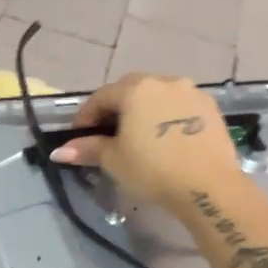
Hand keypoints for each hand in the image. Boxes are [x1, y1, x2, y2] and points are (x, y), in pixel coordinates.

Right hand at [51, 73, 242, 206]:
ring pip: (157, 97)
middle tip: (107, 135)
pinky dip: (166, 118)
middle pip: (131, 90)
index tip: (79, 137)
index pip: (101, 97)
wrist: (208, 186)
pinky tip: (164, 140)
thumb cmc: (152, 170)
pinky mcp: (209, 109)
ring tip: (138, 137)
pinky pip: (179, 107)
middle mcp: (164, 81)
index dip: (86, 116)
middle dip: (115, 109)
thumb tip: (58, 152)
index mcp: (136, 89)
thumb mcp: (114, 160)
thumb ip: (87, 149)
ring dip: (143, 111)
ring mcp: (191, 93)